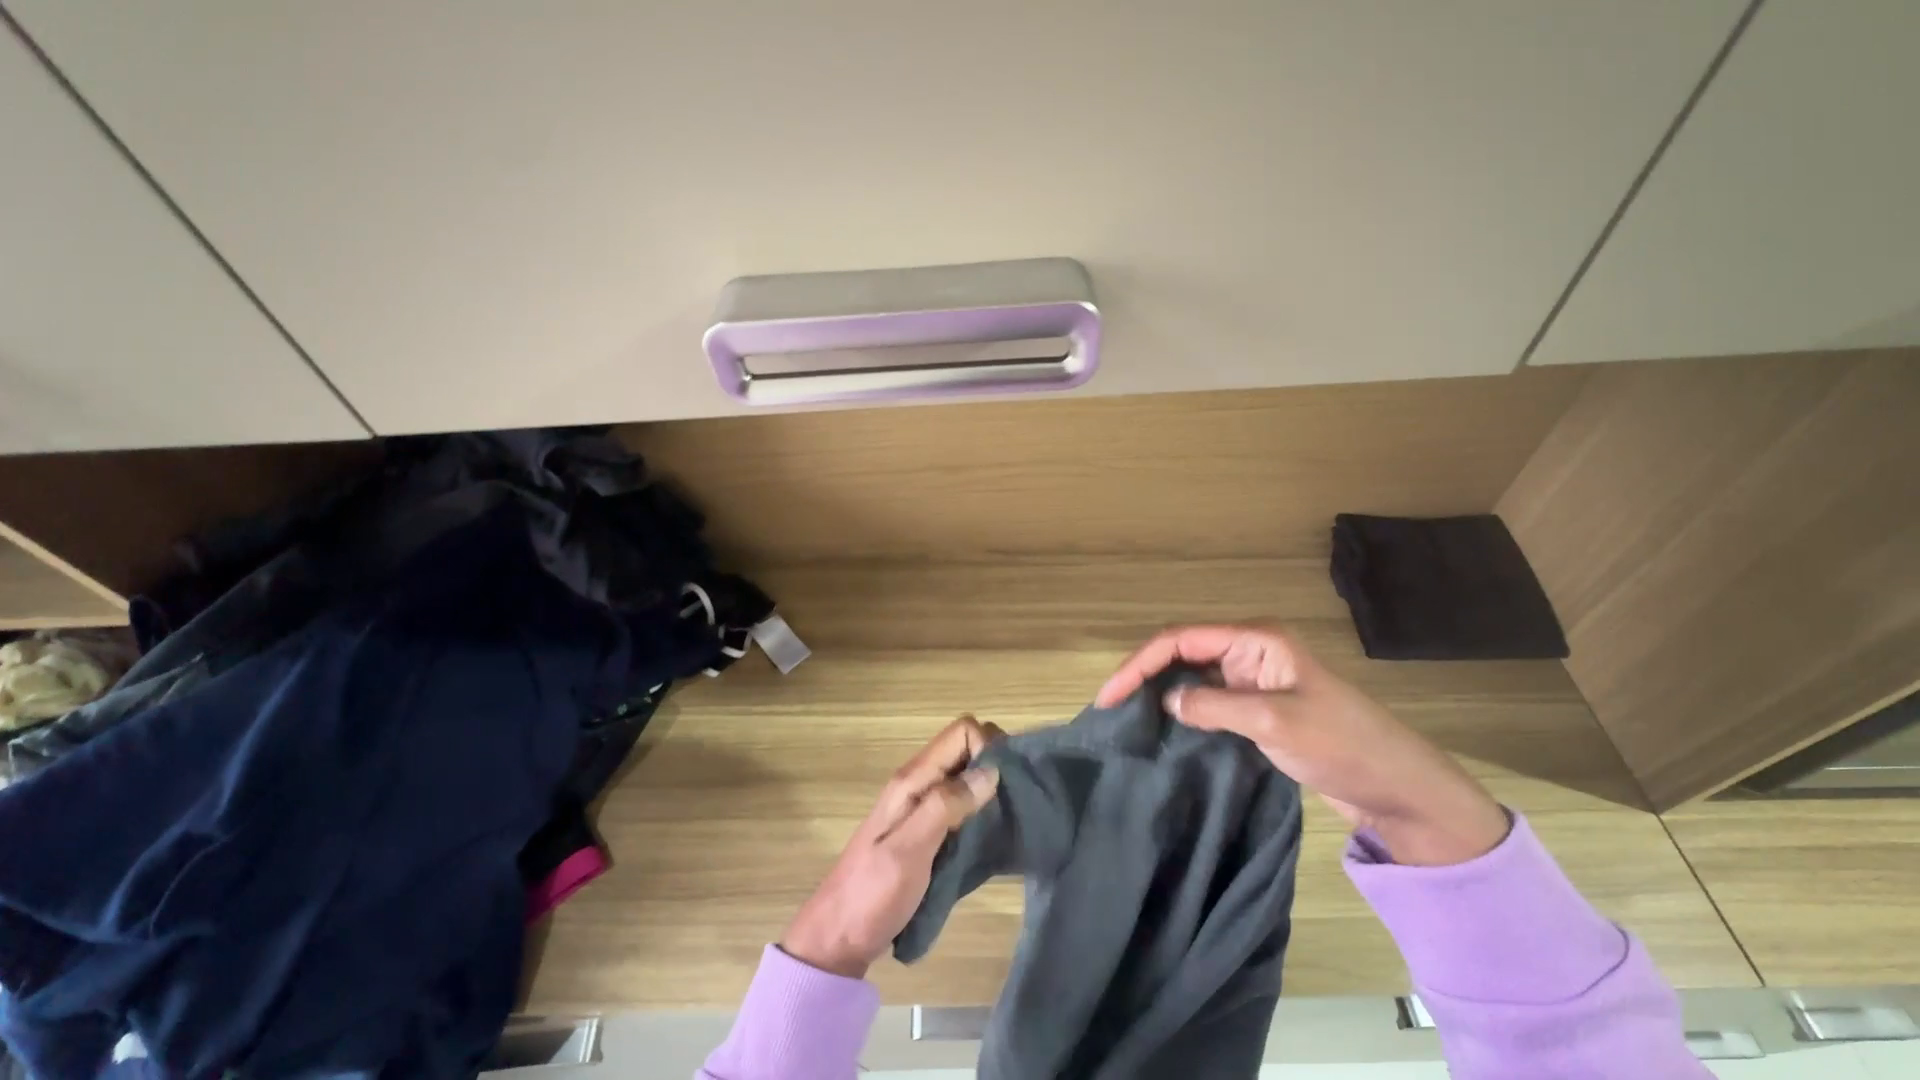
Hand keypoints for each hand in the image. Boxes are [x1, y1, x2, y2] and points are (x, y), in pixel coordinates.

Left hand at [780, 716, 1001, 977]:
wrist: (836, 939)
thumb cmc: (870, 896)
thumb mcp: (908, 852)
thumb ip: (944, 807)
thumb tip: (990, 771)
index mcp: (911, 781)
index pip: (961, 732)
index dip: (988, 747)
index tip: (1005, 786)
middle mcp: (917, 786)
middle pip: (966, 751)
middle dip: (996, 766)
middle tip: (1015, 803)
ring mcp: (921, 810)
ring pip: (966, 779)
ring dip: (991, 791)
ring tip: (1011, 820)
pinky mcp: (927, 834)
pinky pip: (961, 807)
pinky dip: (981, 812)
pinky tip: (994, 837)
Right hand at [1097, 625, 1508, 866]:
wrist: (1396, 786)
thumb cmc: (1341, 744)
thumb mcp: (1274, 721)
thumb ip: (1215, 706)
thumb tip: (1164, 701)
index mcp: (1256, 640)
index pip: (1181, 640)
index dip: (1139, 664)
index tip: (1108, 698)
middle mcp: (1251, 652)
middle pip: (1181, 653)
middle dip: (1143, 676)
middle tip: (1110, 712)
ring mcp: (1254, 681)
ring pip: (1192, 678)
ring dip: (1160, 695)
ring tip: (1126, 722)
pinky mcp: (1258, 710)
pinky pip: (1209, 703)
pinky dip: (1182, 714)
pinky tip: (1163, 733)